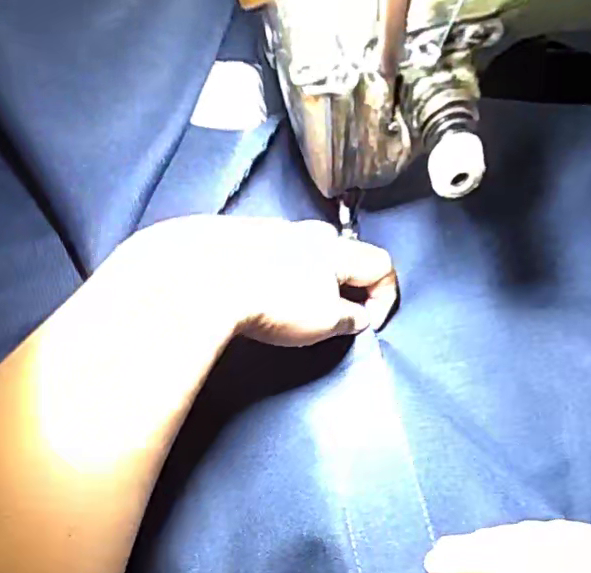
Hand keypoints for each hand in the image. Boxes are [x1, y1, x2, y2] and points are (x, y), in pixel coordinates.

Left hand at [113, 216, 397, 347]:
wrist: (205, 279)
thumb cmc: (271, 301)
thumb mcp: (323, 321)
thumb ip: (350, 319)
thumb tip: (359, 317)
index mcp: (336, 250)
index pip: (381, 264)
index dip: (385, 298)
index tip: (370, 323)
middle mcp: (307, 232)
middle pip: (344, 254)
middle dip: (348, 284)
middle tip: (336, 315)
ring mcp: (272, 230)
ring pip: (307, 253)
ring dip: (312, 280)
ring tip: (295, 309)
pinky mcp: (241, 238)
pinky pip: (274, 255)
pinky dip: (280, 276)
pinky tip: (263, 296)